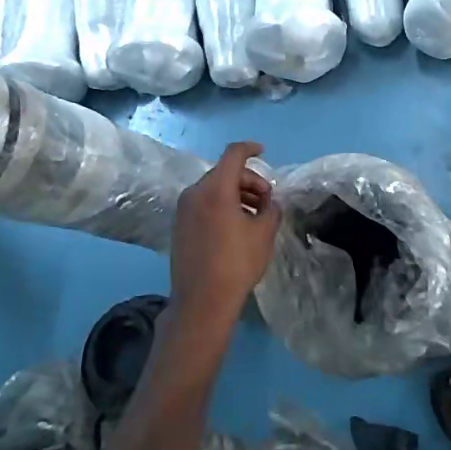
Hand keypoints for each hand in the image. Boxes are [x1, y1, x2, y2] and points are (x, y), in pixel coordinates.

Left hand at [169, 142, 278, 327]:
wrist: (202, 301)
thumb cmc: (236, 263)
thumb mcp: (264, 233)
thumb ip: (271, 209)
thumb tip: (269, 204)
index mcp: (216, 188)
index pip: (234, 154)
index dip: (250, 148)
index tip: (263, 152)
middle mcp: (195, 193)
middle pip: (225, 173)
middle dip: (249, 181)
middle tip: (267, 200)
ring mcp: (183, 210)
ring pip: (214, 189)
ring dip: (236, 194)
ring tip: (255, 215)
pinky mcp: (179, 226)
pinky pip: (203, 204)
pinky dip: (221, 205)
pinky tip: (236, 226)